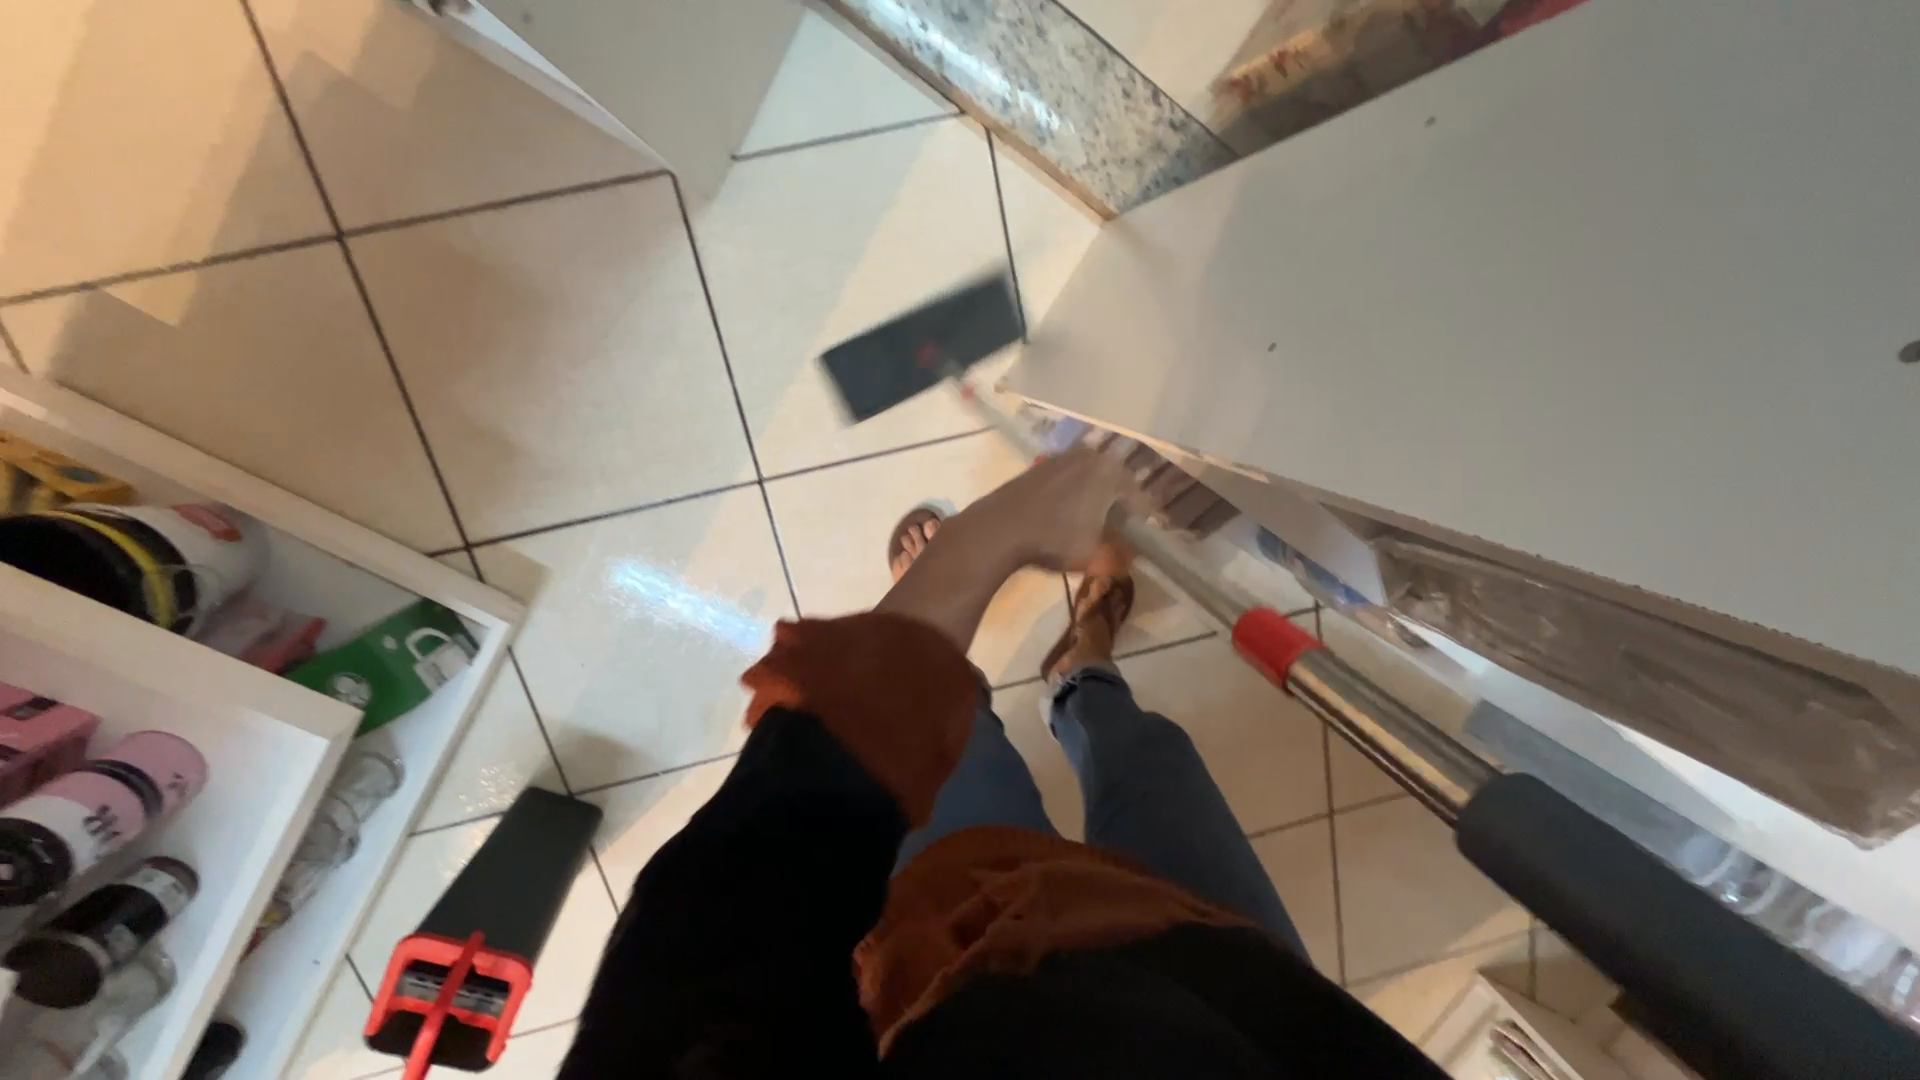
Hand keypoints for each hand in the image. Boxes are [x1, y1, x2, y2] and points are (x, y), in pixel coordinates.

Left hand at [950, 447, 1134, 571]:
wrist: (998, 528)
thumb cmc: (1055, 539)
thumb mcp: (1097, 555)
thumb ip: (1122, 554)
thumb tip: (1132, 553)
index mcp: (1111, 470)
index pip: (1138, 500)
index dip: (1138, 526)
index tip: (1134, 546)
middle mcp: (1090, 455)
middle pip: (1114, 487)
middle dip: (1114, 512)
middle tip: (1110, 538)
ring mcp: (1061, 457)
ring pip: (1089, 483)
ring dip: (1091, 505)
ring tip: (1084, 531)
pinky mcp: (1038, 466)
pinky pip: (1066, 484)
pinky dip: (1069, 500)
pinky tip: (1060, 521)